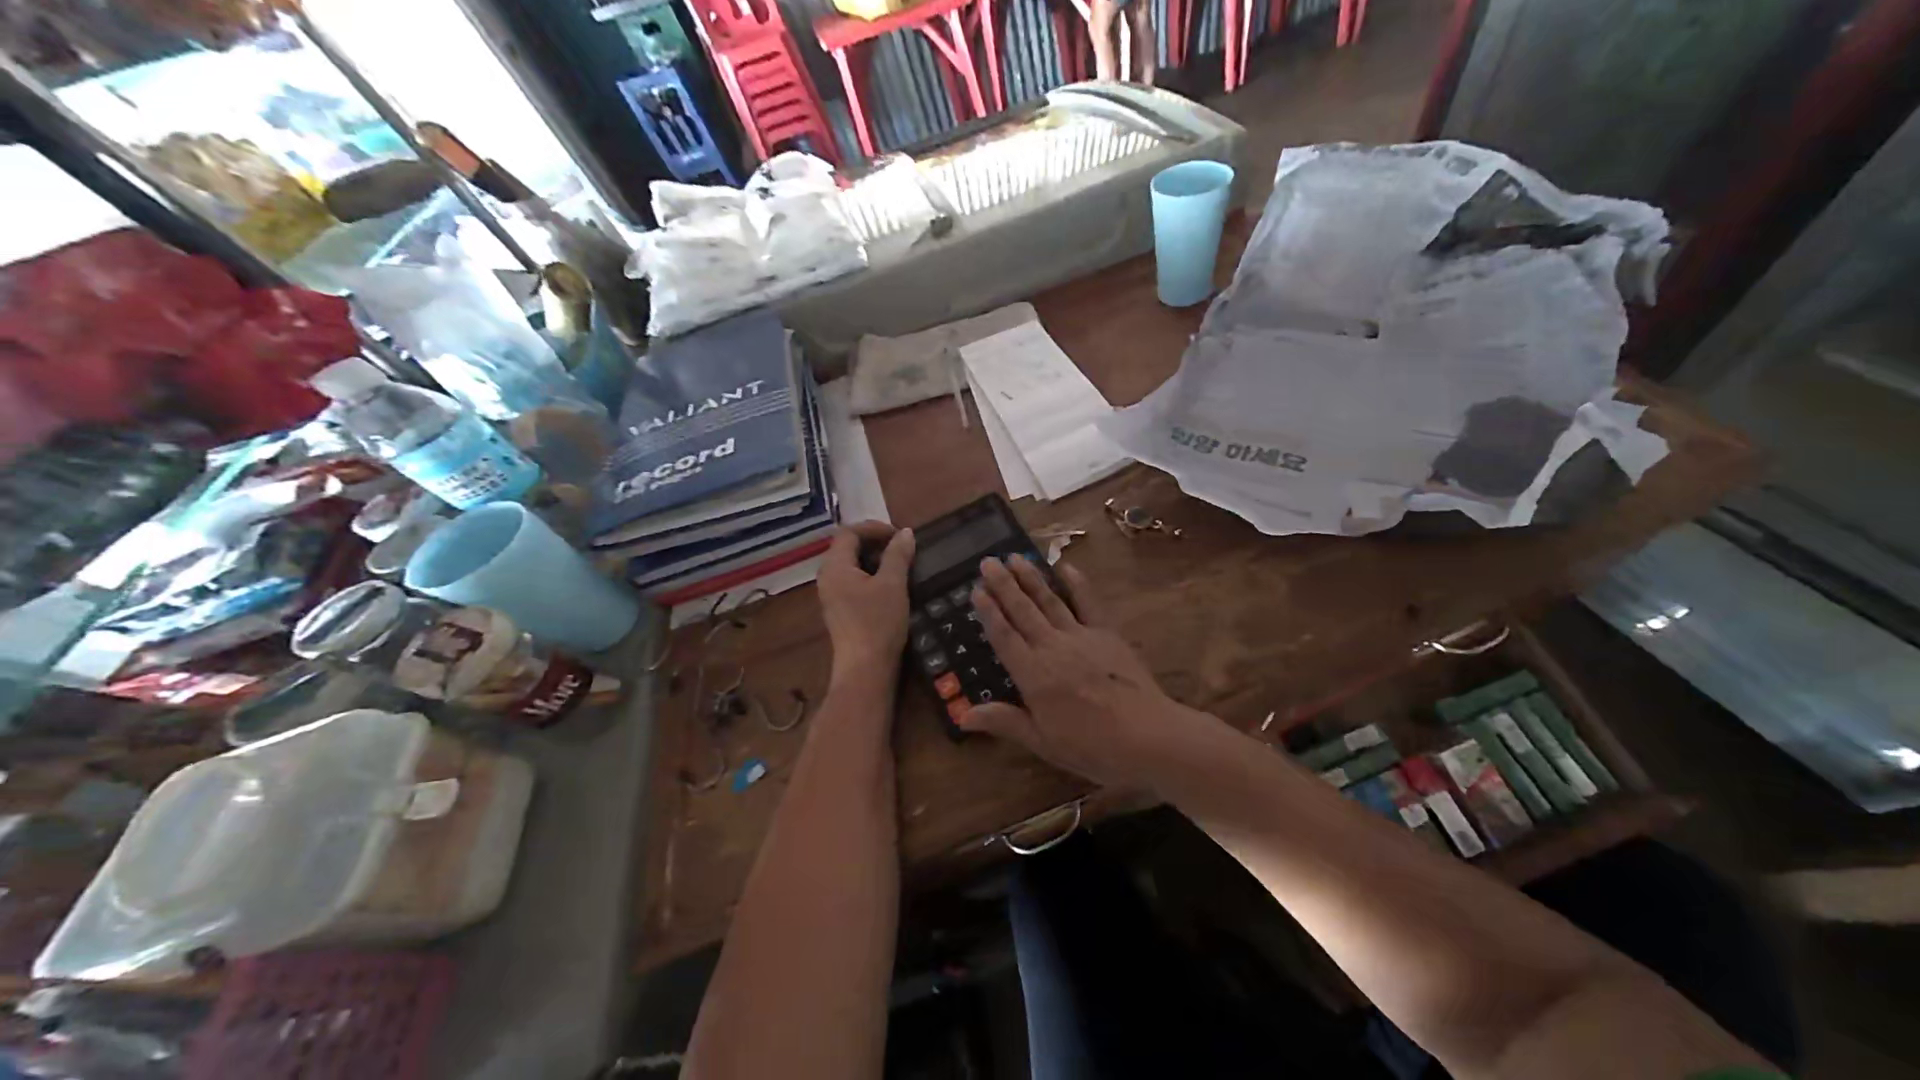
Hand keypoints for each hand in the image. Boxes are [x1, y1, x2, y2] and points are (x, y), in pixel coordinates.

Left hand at [817, 521, 915, 681]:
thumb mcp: (893, 584)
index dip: (874, 528)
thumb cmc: (878, 622)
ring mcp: (831, 595)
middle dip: (874, 542)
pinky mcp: (839, 610)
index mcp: (835, 566)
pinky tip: (889, 586)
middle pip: (846, 547)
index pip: (848, 532)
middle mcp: (827, 577)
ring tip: (899, 565)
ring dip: (874, 559)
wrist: (865, 669)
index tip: (898, 535)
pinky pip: (852, 581)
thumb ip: (898, 555)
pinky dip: (870, 575)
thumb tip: (905, 533)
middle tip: (901, 548)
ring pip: (850, 565)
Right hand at [961, 555, 1206, 789]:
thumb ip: (1005, 722)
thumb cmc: (1091, 746)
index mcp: (1033, 675)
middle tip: (987, 562)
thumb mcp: (1043, 742)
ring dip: (1031, 578)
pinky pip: (1089, 603)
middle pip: (1023, 611)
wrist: (1147, 736)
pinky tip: (1065, 567)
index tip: (976, 590)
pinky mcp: (1107, 634)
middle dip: (1003, 585)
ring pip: (1050, 601)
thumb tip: (963, 716)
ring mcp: (1081, 637)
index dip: (988, 613)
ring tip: (1015, 557)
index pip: (1004, 636)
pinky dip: (1076, 583)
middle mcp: (1052, 648)